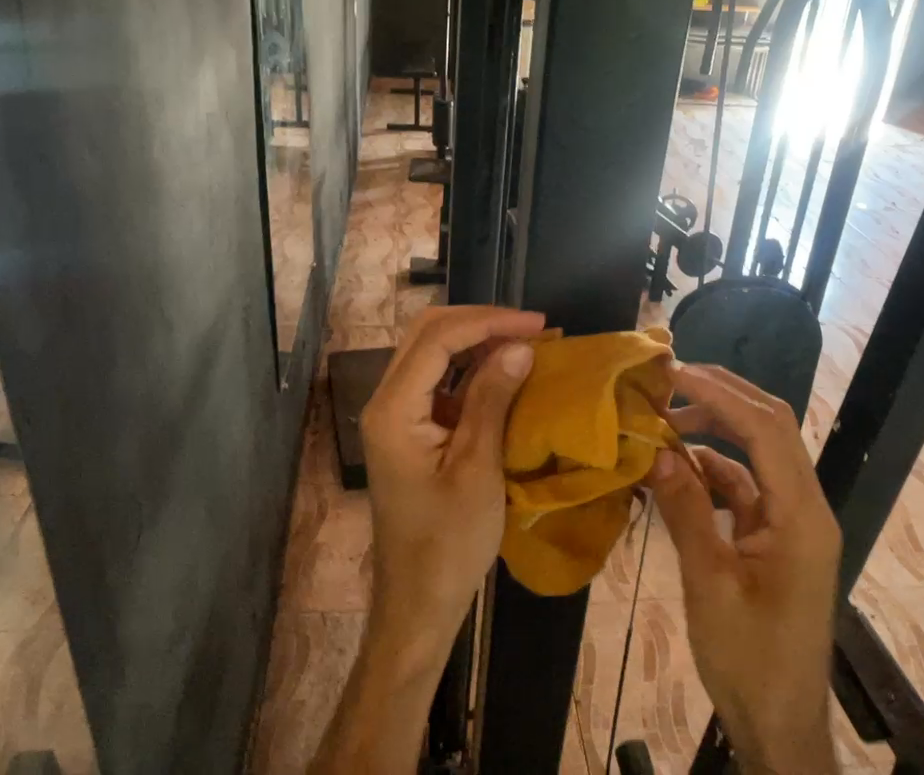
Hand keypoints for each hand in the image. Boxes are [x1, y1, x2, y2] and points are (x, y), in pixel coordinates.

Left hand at [359, 305, 545, 652]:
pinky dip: (471, 370)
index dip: (489, 321)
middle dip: (480, 323)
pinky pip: (438, 383)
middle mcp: (385, 403)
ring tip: (526, 343)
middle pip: (427, 336)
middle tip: (532, 328)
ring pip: (431, 355)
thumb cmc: (449, 543)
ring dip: (477, 343)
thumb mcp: (478, 468)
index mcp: (393, 409)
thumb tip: (520, 346)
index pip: (438, 339)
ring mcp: (395, 417)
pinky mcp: (410, 432)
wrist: (419, 601)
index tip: (538, 324)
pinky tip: (505, 374)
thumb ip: (492, 400)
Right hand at [647, 364, 840, 773]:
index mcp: (802, 516)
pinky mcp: (775, 540)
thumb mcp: (710, 584)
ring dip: (715, 432)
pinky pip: (746, 488)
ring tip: (663, 419)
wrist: (778, 721)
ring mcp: (792, 523)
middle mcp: (805, 508)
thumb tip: (656, 450)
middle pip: (771, 429)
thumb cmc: (749, 659)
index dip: (721, 393)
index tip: (672, 372)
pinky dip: (712, 471)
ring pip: (757, 455)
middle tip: (668, 378)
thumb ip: (686, 511)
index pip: (767, 430)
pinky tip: (674, 468)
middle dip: (722, 397)